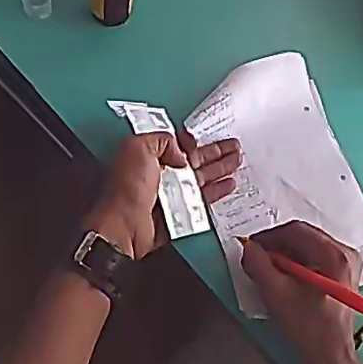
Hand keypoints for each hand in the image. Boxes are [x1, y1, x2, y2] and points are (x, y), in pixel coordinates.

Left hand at [84, 130, 242, 258]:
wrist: (124, 226)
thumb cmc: (127, 188)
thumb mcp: (139, 148)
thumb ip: (162, 140)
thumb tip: (181, 153)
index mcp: (149, 157)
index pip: (177, 145)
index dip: (193, 140)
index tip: (208, 137)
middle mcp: (160, 175)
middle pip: (195, 161)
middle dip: (216, 153)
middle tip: (235, 147)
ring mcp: (170, 196)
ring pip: (202, 179)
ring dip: (221, 169)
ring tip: (238, 162)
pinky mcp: (178, 214)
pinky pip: (201, 201)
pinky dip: (216, 192)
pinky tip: (229, 185)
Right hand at [242, 221, 362, 363]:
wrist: (330, 356)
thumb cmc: (309, 328)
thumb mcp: (276, 293)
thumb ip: (259, 265)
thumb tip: (249, 248)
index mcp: (335, 255)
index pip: (296, 230)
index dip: (269, 236)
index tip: (251, 245)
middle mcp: (345, 255)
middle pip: (304, 236)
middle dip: (277, 245)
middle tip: (256, 257)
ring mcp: (346, 265)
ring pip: (308, 247)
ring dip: (285, 255)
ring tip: (267, 270)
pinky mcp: (342, 276)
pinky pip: (314, 259)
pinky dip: (296, 264)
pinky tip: (283, 278)